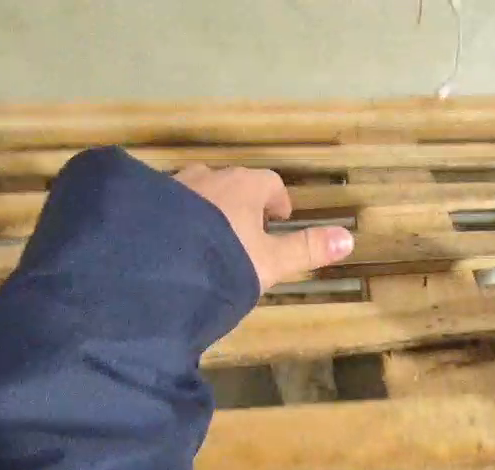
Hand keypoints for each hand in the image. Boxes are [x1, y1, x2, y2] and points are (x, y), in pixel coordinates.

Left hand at [174, 165, 354, 291]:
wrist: (159, 268)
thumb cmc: (224, 262)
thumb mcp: (271, 263)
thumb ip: (307, 250)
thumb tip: (349, 239)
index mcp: (243, 187)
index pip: (268, 183)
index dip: (277, 201)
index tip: (279, 220)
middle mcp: (209, 177)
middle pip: (232, 184)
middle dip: (242, 204)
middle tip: (246, 235)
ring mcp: (173, 186)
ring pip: (199, 191)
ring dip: (209, 209)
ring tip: (208, 241)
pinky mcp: (145, 202)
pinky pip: (167, 205)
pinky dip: (177, 218)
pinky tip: (176, 244)